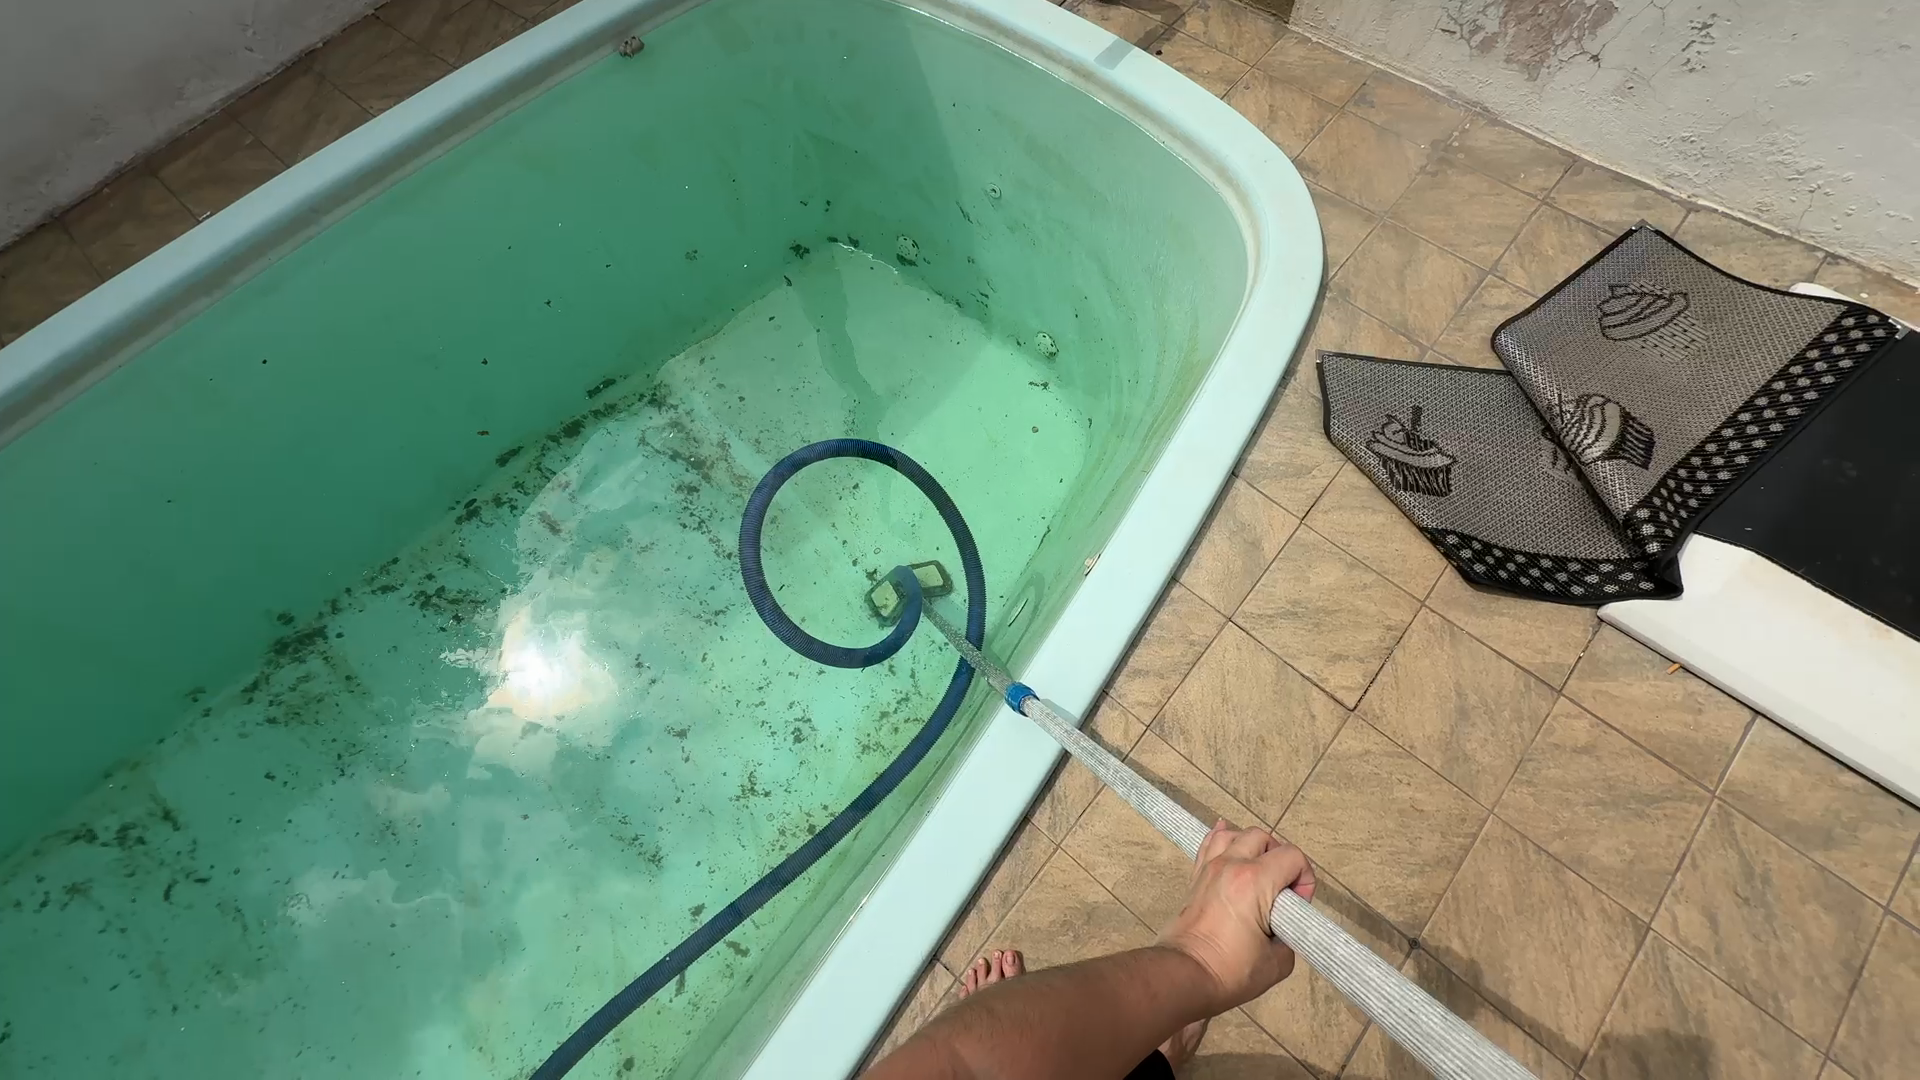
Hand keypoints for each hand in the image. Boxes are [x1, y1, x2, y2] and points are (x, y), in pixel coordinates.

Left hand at [1154, 821, 1315, 1013]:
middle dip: (1281, 858)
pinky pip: (1209, 842)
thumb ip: (1289, 933)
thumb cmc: (1232, 970)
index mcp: (1254, 881)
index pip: (1291, 855)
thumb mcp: (1279, 961)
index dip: (1304, 877)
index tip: (1298, 903)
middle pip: (1263, 837)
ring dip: (1253, 846)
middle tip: (1283, 890)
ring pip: (1234, 833)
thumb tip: (1283, 921)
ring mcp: (1210, 866)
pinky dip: (1223, 837)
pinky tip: (1230, 838)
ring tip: (1261, 871)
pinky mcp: (1197, 874)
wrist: (1187, 971)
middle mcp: (1231, 864)